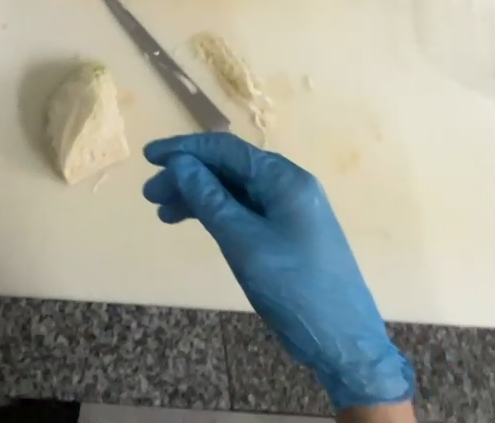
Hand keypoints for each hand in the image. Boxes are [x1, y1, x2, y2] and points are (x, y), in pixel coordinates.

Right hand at [142, 134, 414, 410]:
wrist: (346, 346)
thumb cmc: (294, 288)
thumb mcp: (243, 241)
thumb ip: (208, 197)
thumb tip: (179, 162)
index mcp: (283, 178)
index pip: (224, 148)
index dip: (183, 149)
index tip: (148, 157)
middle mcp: (287, 185)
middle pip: (226, 167)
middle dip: (186, 176)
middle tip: (151, 194)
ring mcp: (289, 209)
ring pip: (232, 188)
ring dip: (196, 195)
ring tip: (163, 212)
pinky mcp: (287, 232)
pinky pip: (243, 209)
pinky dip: (215, 213)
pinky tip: (193, 222)